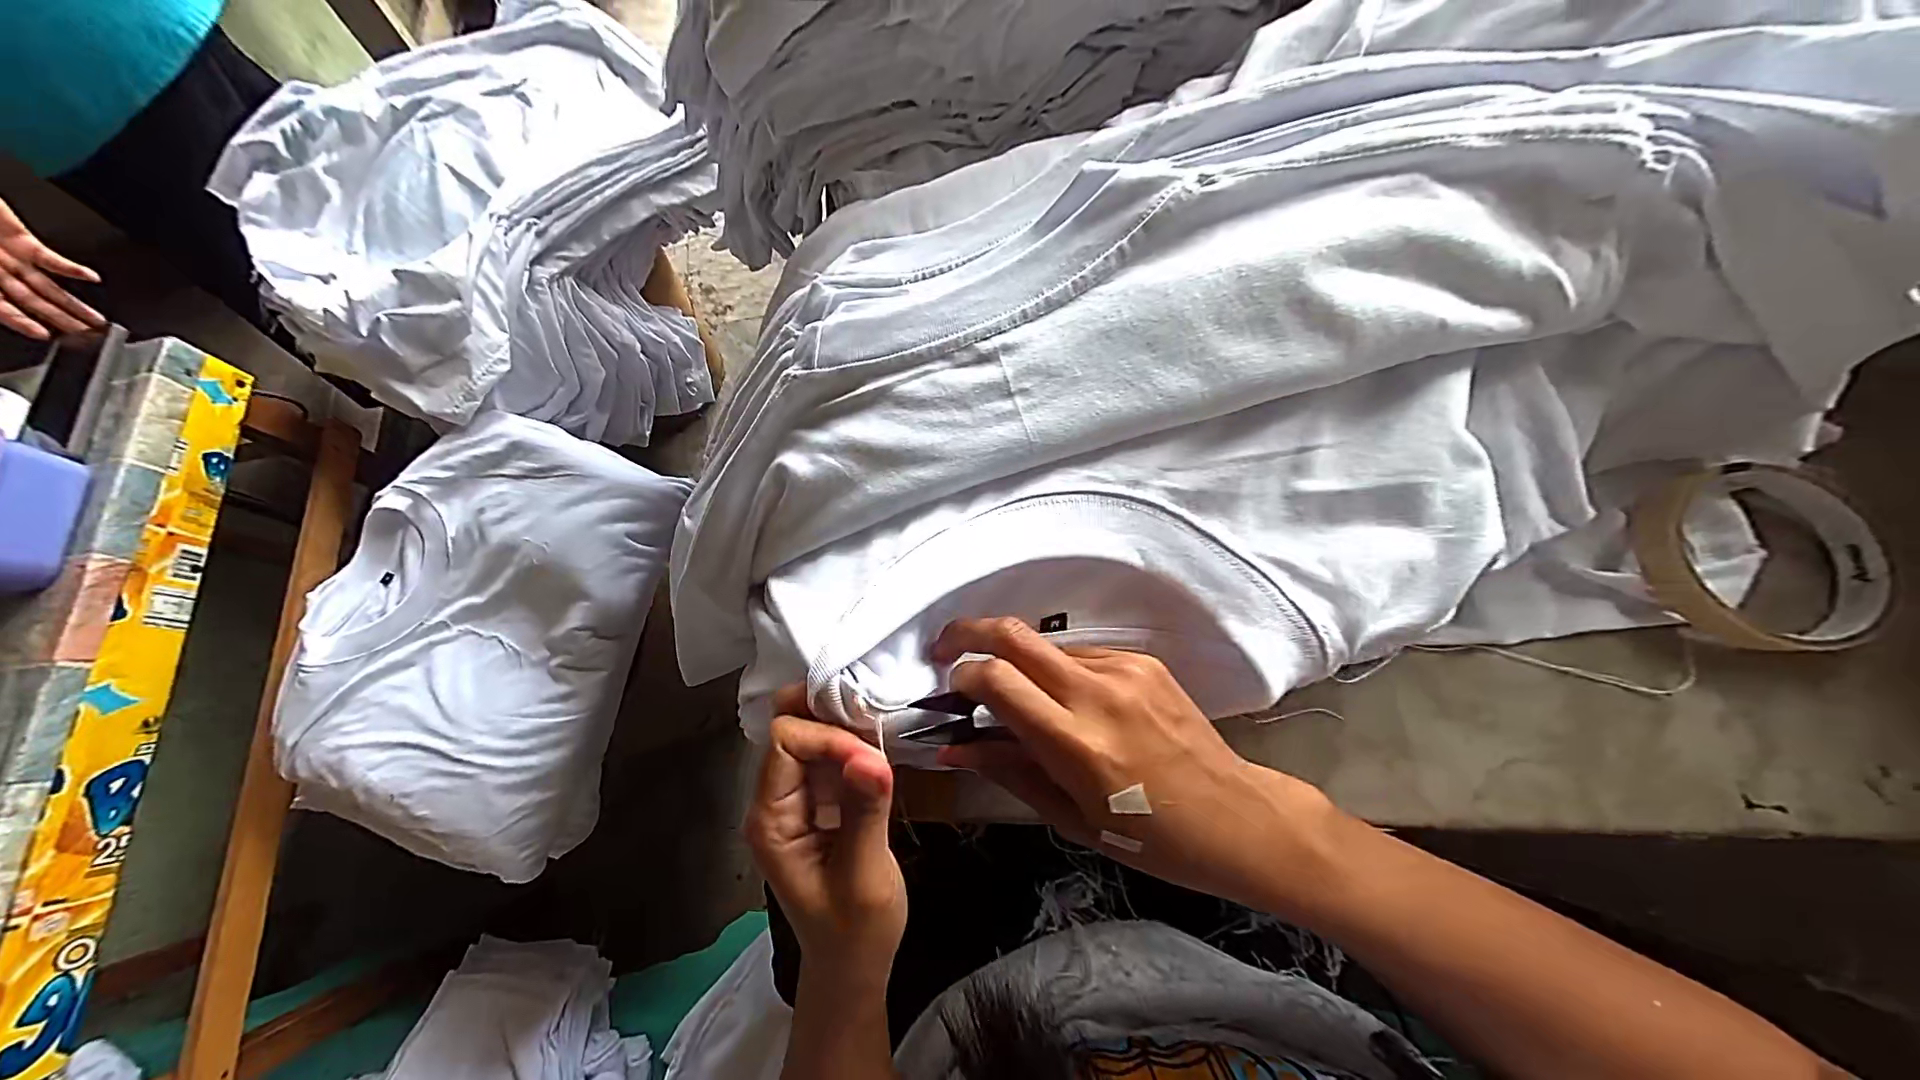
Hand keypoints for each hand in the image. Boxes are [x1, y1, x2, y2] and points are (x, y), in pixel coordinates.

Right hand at [0, 197, 103, 340]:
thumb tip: (0, 300)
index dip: (17, 319)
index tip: (44, 335)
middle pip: (30, 298)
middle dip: (59, 318)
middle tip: (87, 335)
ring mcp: (5, 254)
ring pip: (45, 285)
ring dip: (72, 303)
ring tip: (97, 320)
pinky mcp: (20, 239)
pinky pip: (48, 256)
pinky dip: (69, 268)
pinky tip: (91, 278)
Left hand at [746, 687, 905, 988]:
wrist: (852, 964)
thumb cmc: (855, 932)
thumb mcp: (865, 876)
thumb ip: (864, 814)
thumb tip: (870, 758)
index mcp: (771, 820)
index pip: (785, 743)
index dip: (826, 738)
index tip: (869, 758)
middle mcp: (776, 801)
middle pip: (789, 728)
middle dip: (827, 713)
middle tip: (871, 712)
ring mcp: (797, 799)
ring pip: (810, 735)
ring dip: (844, 725)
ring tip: (881, 728)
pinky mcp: (821, 801)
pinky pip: (830, 755)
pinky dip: (855, 742)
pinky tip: (880, 745)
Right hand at [934, 617, 1339, 913]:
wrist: (1237, 816)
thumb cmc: (1150, 837)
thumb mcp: (1070, 818)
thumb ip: (1007, 771)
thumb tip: (951, 747)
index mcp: (1077, 744)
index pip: (997, 679)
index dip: (961, 675)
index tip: (949, 691)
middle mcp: (1099, 693)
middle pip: (1014, 634)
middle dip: (968, 632)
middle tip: (944, 649)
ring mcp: (1125, 670)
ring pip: (1046, 643)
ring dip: (1017, 658)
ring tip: (1018, 695)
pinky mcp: (1144, 660)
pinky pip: (1081, 653)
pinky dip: (1057, 668)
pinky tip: (1069, 701)